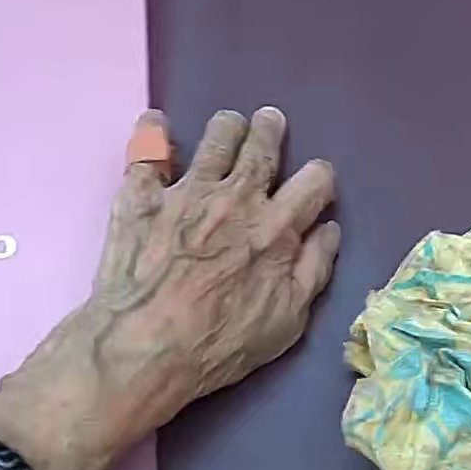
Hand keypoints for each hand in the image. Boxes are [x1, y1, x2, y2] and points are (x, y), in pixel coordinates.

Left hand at [0, 106, 339, 469]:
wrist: (146, 346)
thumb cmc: (223, 342)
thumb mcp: (288, 320)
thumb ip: (314, 270)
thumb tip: (329, 230)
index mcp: (277, 227)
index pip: (314, 182)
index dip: (320, 178)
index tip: (315, 185)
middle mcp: (236, 197)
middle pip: (263, 146)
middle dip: (271, 130)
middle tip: (269, 123)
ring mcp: (186, 192)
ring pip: (215, 138)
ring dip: (227, 127)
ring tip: (228, 126)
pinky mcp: (142, 196)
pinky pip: (146, 149)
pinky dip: (154, 132)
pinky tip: (157, 124)